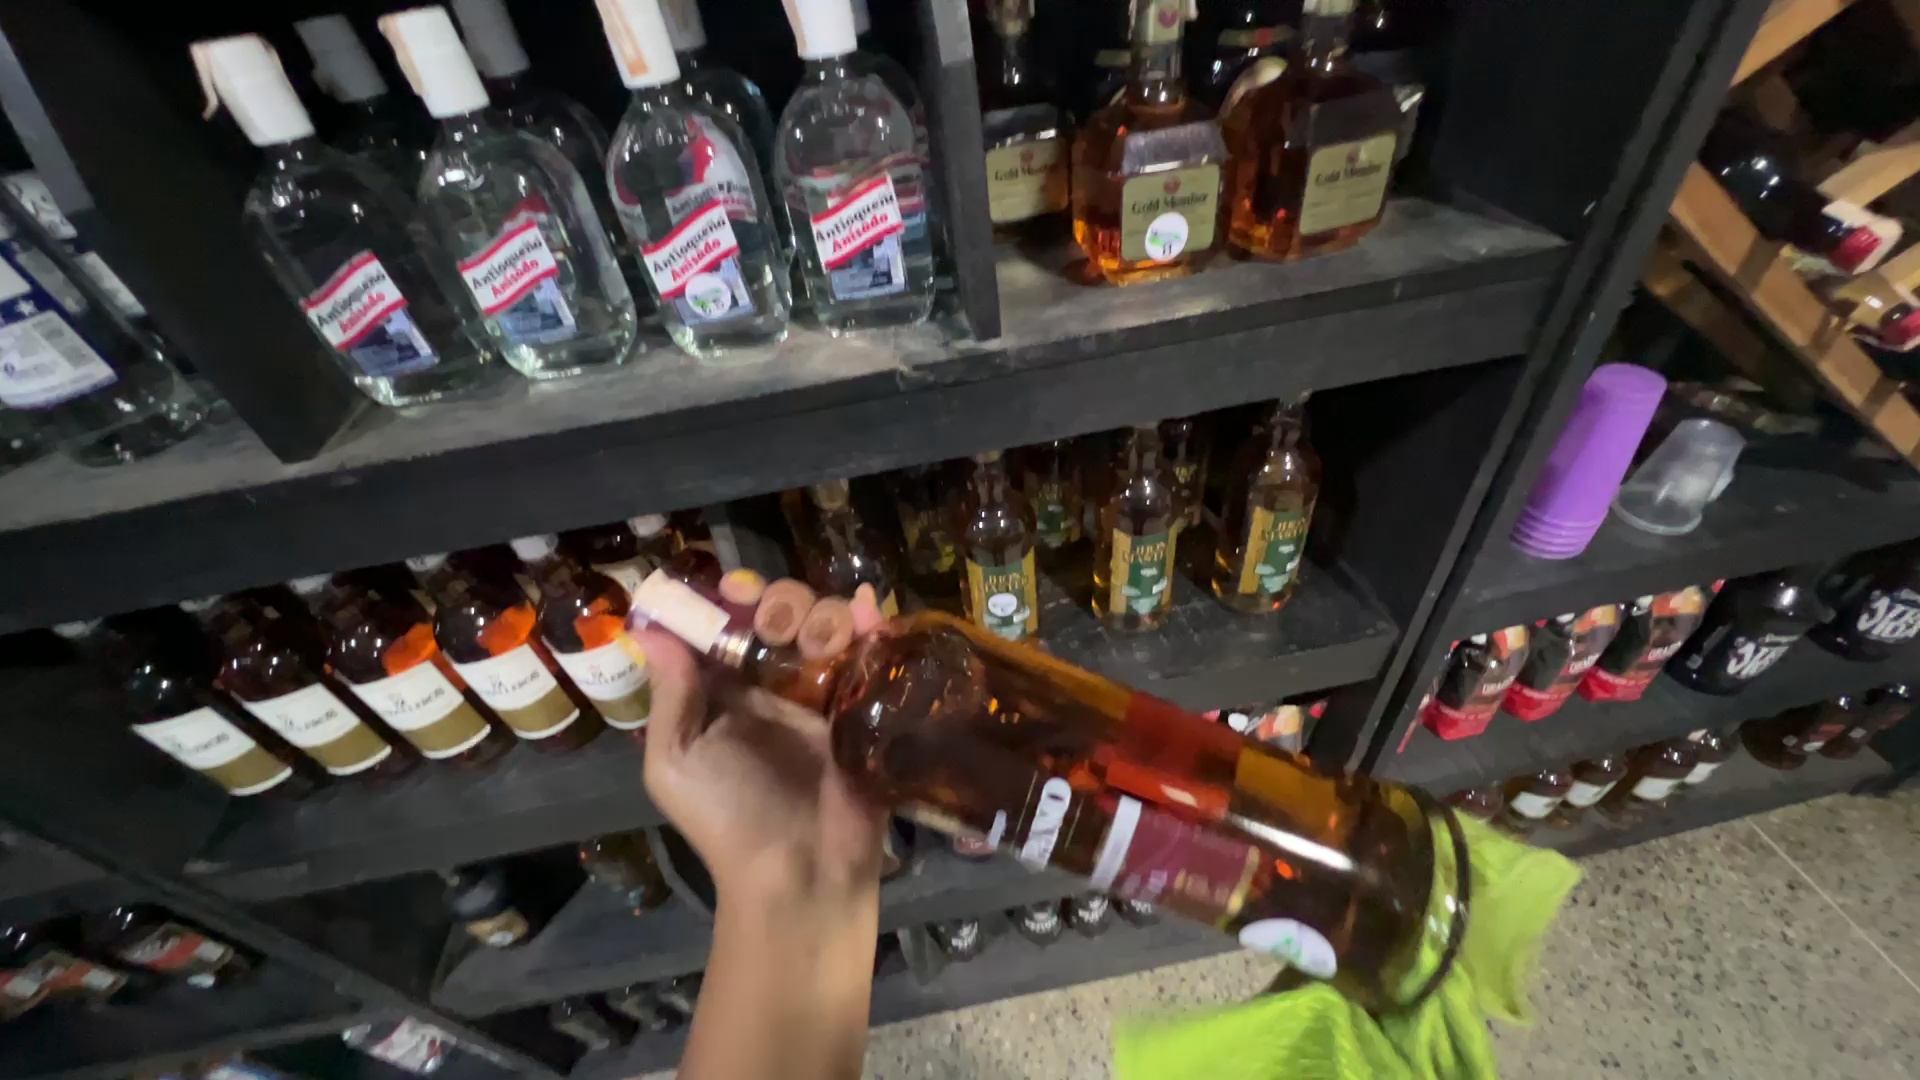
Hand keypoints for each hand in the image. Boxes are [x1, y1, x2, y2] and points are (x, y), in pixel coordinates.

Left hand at [636, 575, 890, 908]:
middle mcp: (775, 682)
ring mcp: (824, 690)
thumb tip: (647, 629)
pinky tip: (865, 610)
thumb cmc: (729, 817)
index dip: (729, 598)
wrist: (801, 869)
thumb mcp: (677, 762)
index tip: (733, 589)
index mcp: (727, 691)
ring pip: (826, 622)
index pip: (728, 624)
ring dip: (822, 615)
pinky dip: (868, 620)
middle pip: (783, 612)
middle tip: (778, 625)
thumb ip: (671, 696)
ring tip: (820, 643)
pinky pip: (869, 649)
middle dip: (781, 602)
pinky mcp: (864, 702)